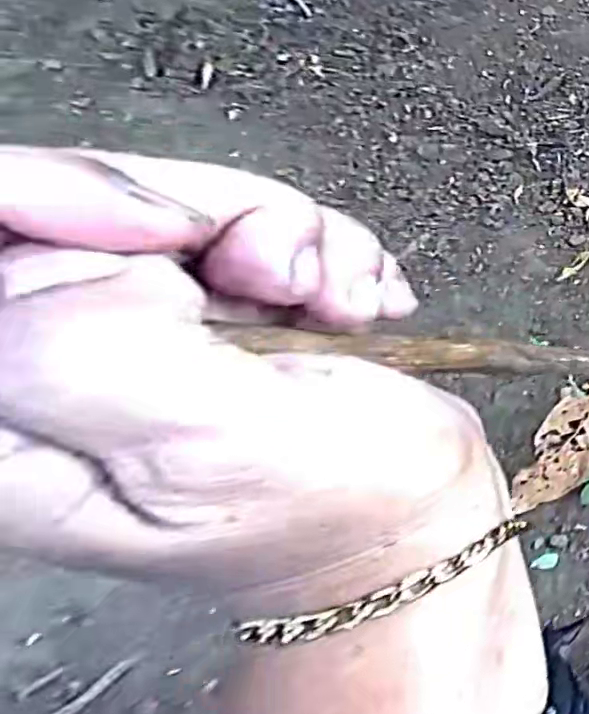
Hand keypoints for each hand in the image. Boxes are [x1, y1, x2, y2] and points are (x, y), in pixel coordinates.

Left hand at [0, 147, 511, 614]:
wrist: (422, 516)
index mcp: (4, 403)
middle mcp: (54, 355)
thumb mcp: (218, 440)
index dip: (72, 197)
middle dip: (228, 220)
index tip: (184, 230)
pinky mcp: (233, 314)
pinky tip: (365, 309)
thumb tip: (82, 254)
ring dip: (307, 244)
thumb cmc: (340, 498)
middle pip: (104, 202)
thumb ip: (99, 347)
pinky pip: (276, 234)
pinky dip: (340, 257)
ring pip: (208, 209)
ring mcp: (150, 329)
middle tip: (294, 287)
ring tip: (349, 311)